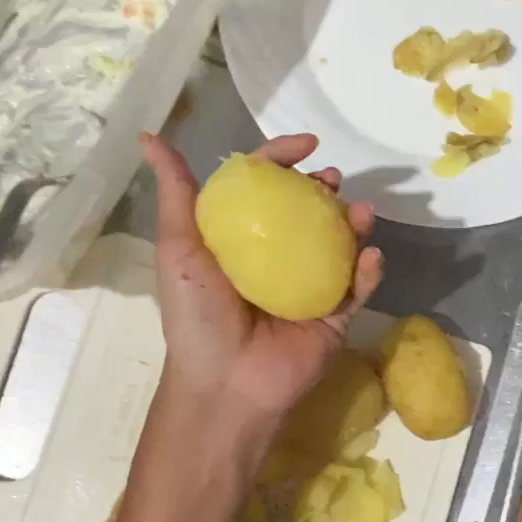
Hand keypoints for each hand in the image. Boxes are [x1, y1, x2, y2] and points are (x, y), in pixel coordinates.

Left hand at [139, 132, 382, 424]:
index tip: (308, 145)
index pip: (266, 188)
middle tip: (332, 182)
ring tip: (361, 212)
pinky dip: (370, 270)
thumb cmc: (197, 316)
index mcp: (241, 239)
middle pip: (309, 212)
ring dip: (355, 223)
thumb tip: (150, 137)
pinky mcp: (335, 317)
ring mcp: (309, 287)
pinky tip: (371, 255)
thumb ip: (177, 194)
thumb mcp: (179, 249)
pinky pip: (358, 288)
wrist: (226, 384)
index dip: (285, 160)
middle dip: (325, 190)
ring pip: (341, 245)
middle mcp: (277, 258)